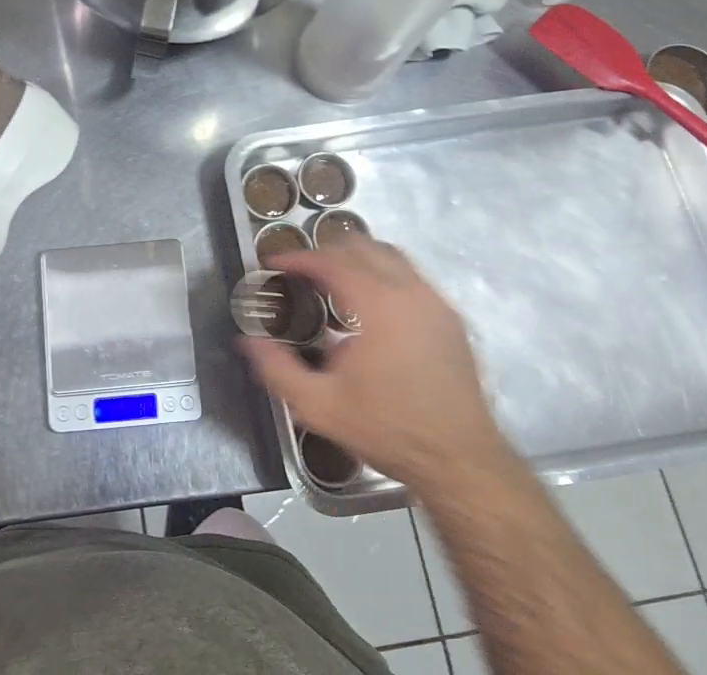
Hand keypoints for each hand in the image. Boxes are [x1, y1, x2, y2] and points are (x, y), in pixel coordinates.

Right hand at [239, 239, 510, 484]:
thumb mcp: (319, 406)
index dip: (297, 258)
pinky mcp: (450, 320)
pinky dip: (383, 276)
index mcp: (378, 305)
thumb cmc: (387, 429)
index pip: (331, 261)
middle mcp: (411, 292)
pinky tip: (369, 308)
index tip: (273, 265)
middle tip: (300, 271)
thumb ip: (277, 369)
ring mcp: (436, 303)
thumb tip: (248, 341)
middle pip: (363, 247)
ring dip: (357, 260)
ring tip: (331, 282)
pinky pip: (412, 279)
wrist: (458, 459)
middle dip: (326, 252)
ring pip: (391, 257)